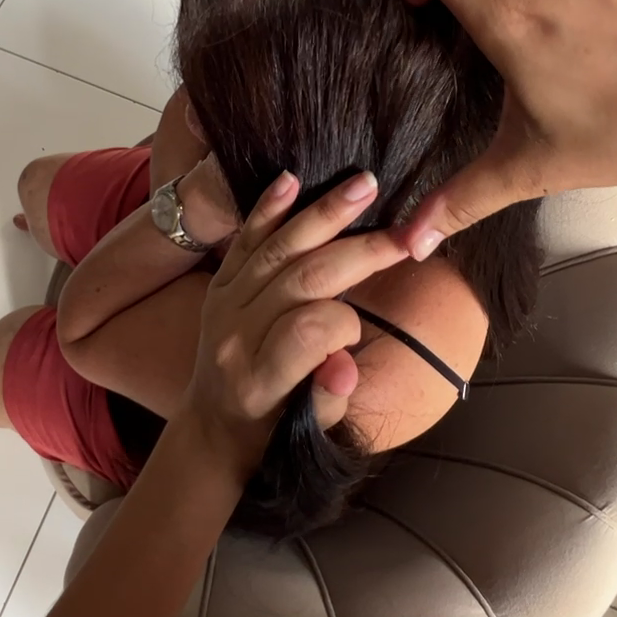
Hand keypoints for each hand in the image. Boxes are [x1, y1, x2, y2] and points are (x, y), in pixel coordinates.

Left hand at [173, 170, 408, 475]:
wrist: (213, 423)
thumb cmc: (268, 434)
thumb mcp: (303, 435)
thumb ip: (325, 401)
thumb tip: (346, 363)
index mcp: (259, 378)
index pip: (310, 329)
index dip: (346, 322)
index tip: (361, 327)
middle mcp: (236, 334)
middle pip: (302, 278)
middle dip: (357, 251)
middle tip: (403, 231)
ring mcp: (223, 303)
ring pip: (279, 249)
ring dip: (323, 215)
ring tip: (362, 186)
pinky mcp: (220, 283)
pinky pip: (245, 240)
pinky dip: (267, 209)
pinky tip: (290, 180)